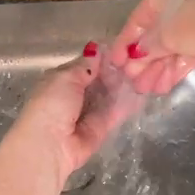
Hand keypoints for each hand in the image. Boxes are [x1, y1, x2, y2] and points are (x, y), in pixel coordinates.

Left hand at [12, 50, 140, 182]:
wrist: (49, 145)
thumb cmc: (51, 105)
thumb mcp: (65, 78)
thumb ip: (84, 65)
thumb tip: (95, 48)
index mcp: (61, 80)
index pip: (85, 65)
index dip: (103, 57)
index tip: (124, 49)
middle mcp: (75, 95)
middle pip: (100, 80)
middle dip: (116, 71)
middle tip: (139, 61)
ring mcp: (88, 112)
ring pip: (109, 95)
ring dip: (124, 85)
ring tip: (145, 73)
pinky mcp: (100, 128)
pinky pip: (116, 113)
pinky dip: (128, 103)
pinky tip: (144, 91)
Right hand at [109, 0, 194, 95]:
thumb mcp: (166, 36)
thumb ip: (146, 47)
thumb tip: (134, 55)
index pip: (138, 19)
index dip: (125, 44)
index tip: (116, 64)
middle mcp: (180, 1)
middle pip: (155, 35)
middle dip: (143, 61)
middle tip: (132, 83)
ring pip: (171, 46)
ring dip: (157, 69)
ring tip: (147, 91)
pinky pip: (186, 52)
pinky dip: (174, 68)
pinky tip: (164, 86)